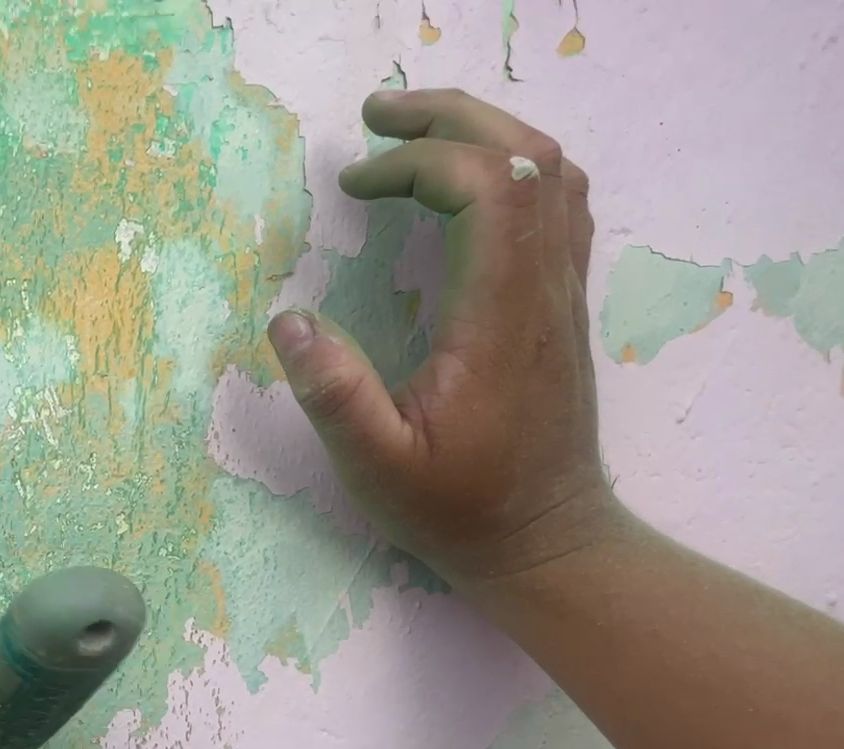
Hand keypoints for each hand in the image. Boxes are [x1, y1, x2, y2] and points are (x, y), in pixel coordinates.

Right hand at [268, 89, 618, 586]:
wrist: (541, 538)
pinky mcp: (552, 309)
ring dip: (485, 138)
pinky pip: (553, 210)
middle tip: (378, 114)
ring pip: (552, 176)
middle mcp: (541, 289)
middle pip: (529, 159)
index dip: (417, 165)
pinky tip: (461, 191)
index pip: (486, 189)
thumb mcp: (374, 463)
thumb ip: (332, 393)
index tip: (350, 188)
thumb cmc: (453, 505)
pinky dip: (507, 174)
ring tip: (412, 138)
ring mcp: (556, 296)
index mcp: (497, 317)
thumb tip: (286, 320)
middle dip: (452, 120)